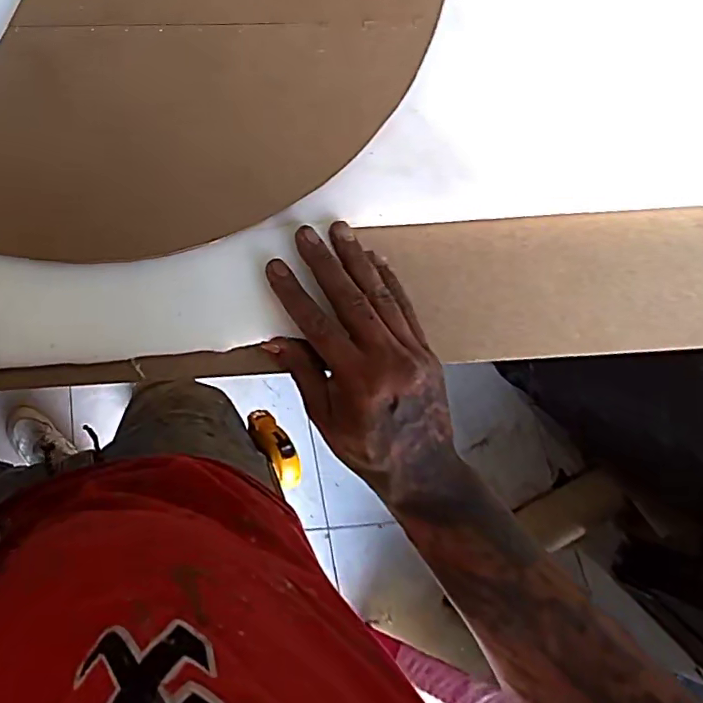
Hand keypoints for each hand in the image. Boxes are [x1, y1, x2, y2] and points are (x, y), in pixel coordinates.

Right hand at [262, 222, 463, 501]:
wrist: (426, 470)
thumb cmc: (368, 449)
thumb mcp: (324, 417)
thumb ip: (303, 372)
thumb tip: (276, 340)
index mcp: (358, 380)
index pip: (318, 326)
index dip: (294, 294)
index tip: (276, 268)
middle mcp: (388, 359)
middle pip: (350, 300)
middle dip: (325, 263)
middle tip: (307, 235)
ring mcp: (411, 352)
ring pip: (379, 296)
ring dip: (356, 260)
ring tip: (340, 232)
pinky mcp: (425, 349)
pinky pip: (404, 306)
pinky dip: (388, 279)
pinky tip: (374, 258)